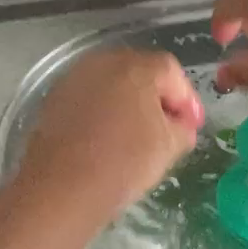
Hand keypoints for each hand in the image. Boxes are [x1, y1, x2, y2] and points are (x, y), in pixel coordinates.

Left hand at [12, 48, 204, 222]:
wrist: (61, 187)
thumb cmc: (123, 162)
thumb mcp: (169, 147)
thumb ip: (183, 128)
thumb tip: (180, 125)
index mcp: (136, 66)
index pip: (171, 71)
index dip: (186, 98)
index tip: (193, 125)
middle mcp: (103, 61)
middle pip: (140, 71)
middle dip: (157, 96)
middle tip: (169, 126)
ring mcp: (74, 77)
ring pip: (112, 83)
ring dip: (128, 102)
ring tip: (138, 134)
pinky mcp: (55, 98)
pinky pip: (89, 97)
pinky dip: (103, 111)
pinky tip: (107, 137)